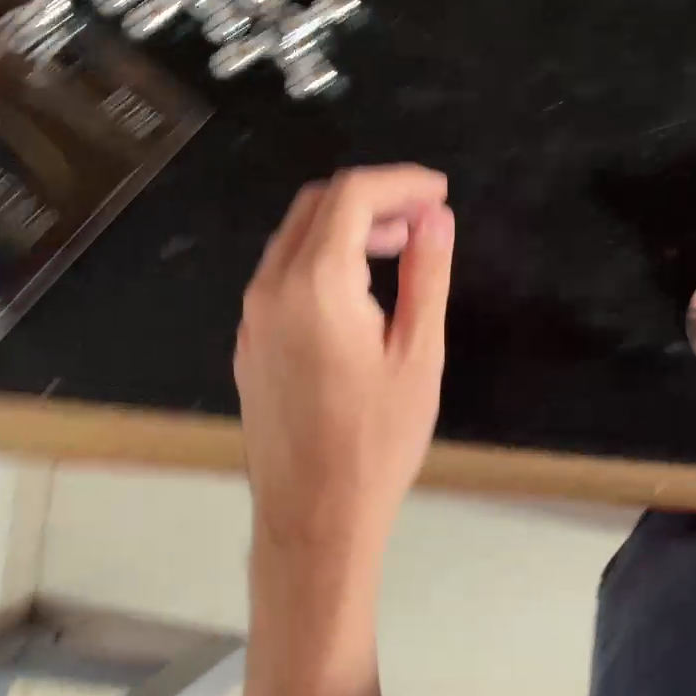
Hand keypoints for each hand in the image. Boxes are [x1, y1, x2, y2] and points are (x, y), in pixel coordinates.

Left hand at [235, 165, 455, 553]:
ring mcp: (253, 317)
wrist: (314, 514)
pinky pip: (287, 270)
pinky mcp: (252, 340)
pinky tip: (369, 285)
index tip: (442, 192)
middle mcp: (270, 290)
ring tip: (407, 245)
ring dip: (352, 224)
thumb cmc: (380, 435)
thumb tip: (436, 217)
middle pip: (317, 206)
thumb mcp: (421, 351)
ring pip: (297, 236)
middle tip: (430, 216)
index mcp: (315, 288)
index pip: (351, 198)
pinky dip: (330, 254)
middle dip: (376, 196)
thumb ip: (427, 274)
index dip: (400, 182)